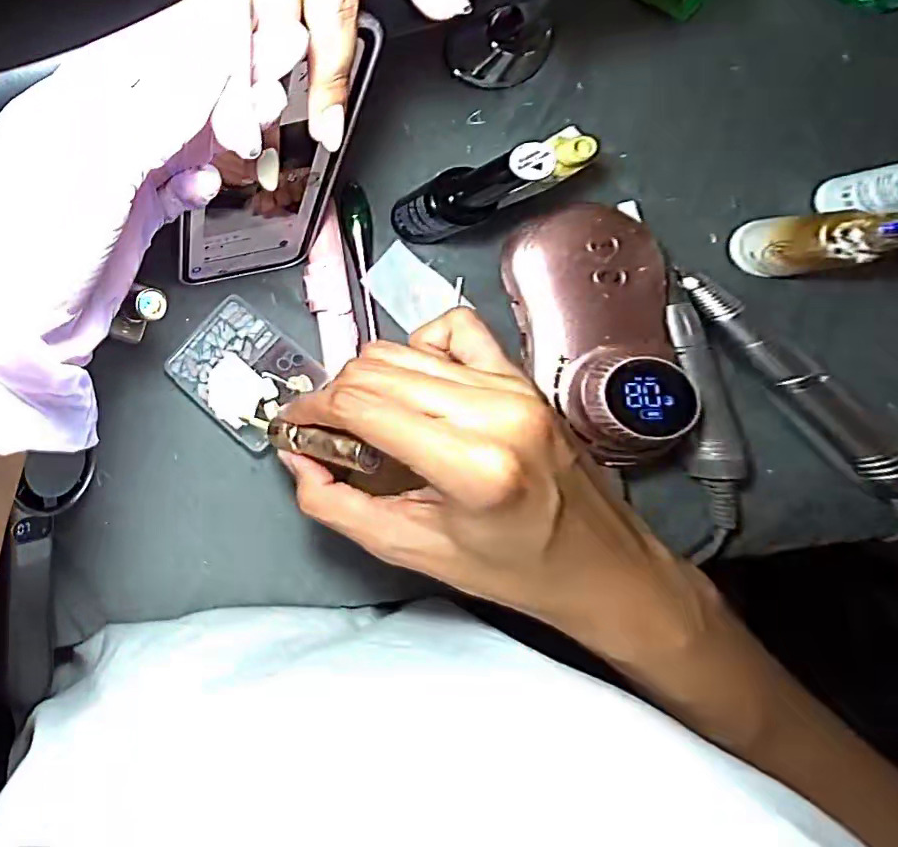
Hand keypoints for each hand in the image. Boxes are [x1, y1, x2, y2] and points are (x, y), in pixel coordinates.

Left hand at [0, 0, 269, 455]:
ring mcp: (111, 178)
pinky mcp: (127, 218)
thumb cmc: (21, 252)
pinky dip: (196, 184)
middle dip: (227, 85)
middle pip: (173, 91)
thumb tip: (214, 58)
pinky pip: (174, 187)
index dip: (209, 43)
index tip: (256, 43)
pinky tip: (202, 187)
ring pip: (180, 137)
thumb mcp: (99, 170)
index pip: (152, 51)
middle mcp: (91, 134)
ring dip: (219, 133)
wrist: (9, 334)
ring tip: (250, 129)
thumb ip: (162, 113)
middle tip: (271, 83)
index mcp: (70, 102)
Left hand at [245, 0, 469, 155]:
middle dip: (273, 97)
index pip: (225, 36)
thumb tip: (180, 40)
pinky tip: (447, 1)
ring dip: (333, 67)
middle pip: (274, 32)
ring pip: (329, 0)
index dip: (228, 92)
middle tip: (272, 148)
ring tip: (334, 119)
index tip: (230, 138)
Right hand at [276, 308, 711, 654]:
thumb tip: (297, 456)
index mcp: (472, 465)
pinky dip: (416, 346)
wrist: (603, 567)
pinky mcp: (519, 375)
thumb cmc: (513, 568)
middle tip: (326, 430)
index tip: (294, 425)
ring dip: (363, 378)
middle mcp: (494, 412)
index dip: (311, 411)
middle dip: (331, 397)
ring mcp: (511, 386)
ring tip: (365, 415)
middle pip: (371, 371)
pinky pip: (449, 329)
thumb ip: (333, 503)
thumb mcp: (407, 549)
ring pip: (398, 350)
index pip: (359, 405)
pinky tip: (414, 382)